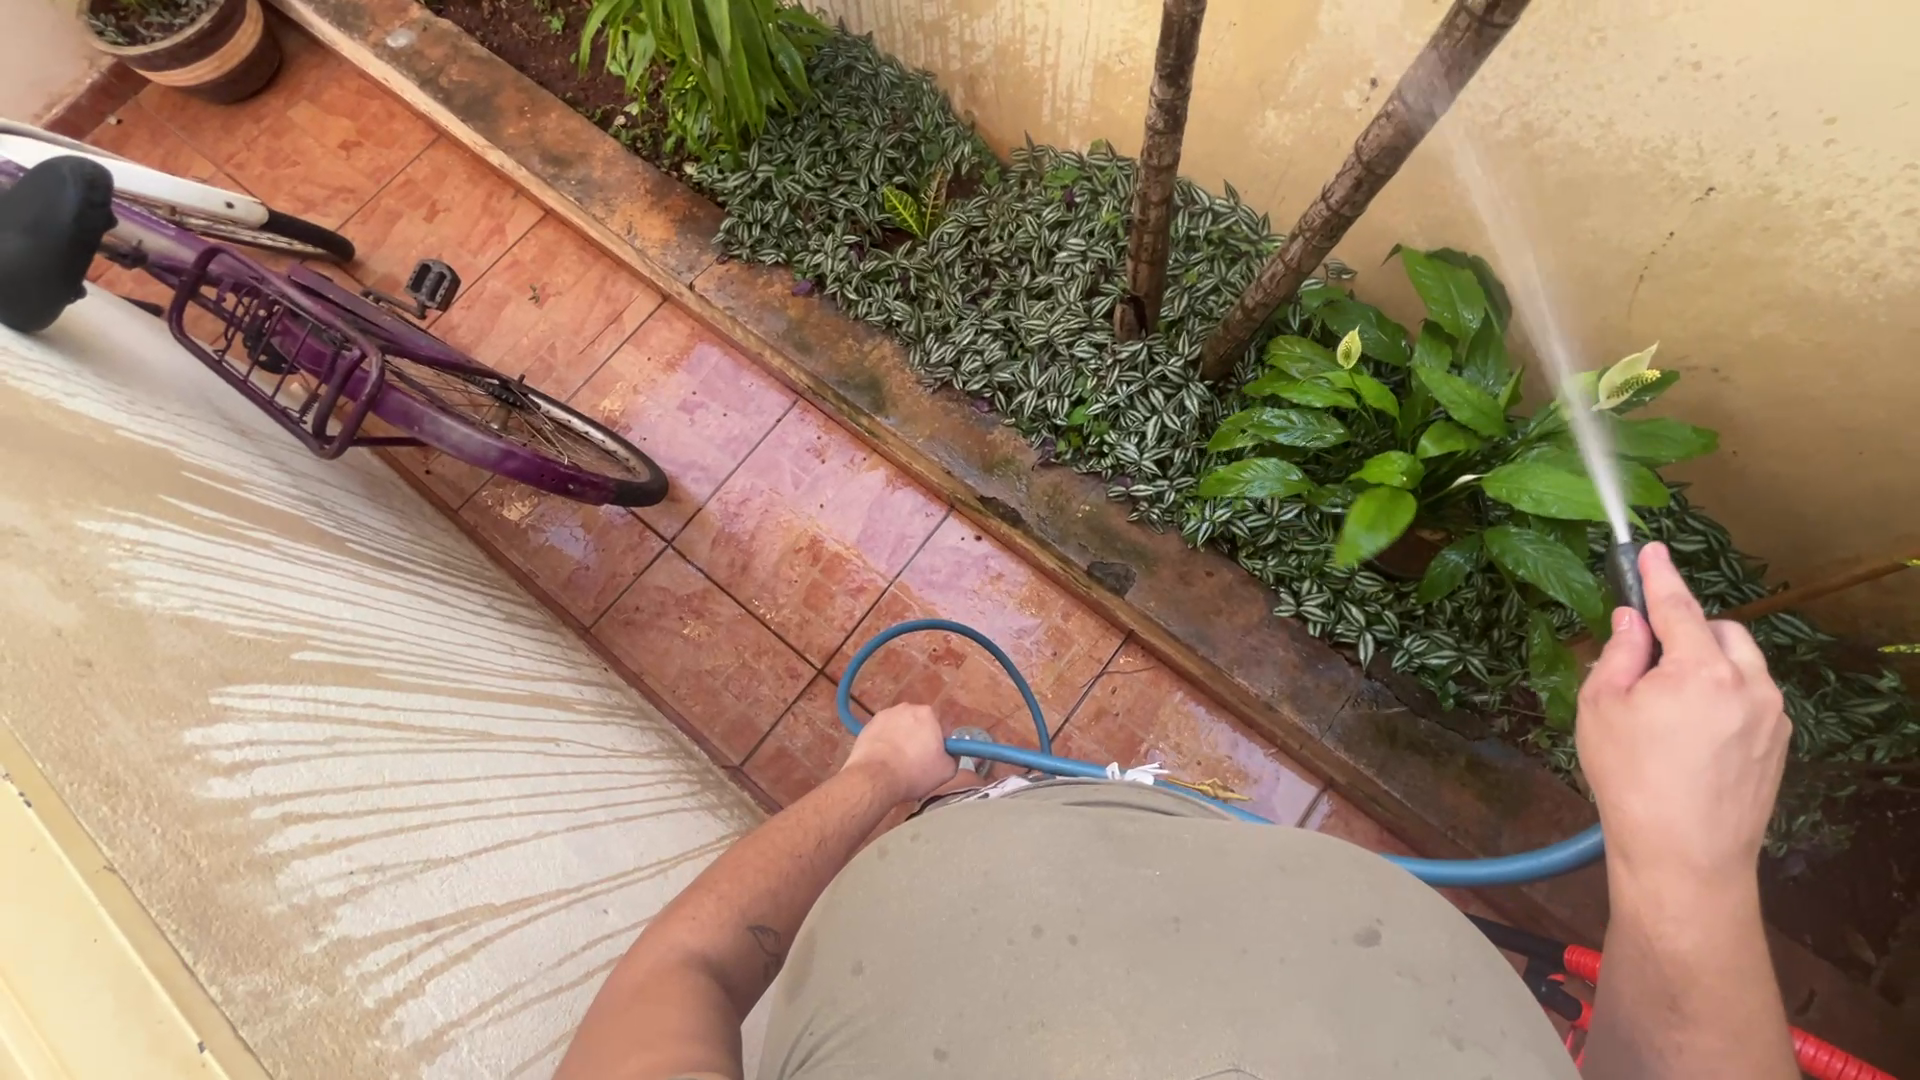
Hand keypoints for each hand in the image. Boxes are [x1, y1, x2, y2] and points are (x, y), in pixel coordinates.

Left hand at [842, 703, 956, 803]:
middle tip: (915, 761)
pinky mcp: (868, 725)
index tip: (932, 758)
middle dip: (918, 738)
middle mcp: (906, 708)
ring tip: (897, 762)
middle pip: (917, 724)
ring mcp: (885, 715)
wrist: (875, 778)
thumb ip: (954, 757)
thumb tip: (951, 753)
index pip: (938, 726)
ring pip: (898, 727)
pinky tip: (883, 759)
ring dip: (900, 739)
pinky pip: (882, 733)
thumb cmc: (915, 772)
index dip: (937, 743)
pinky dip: (884, 742)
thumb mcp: (946, 770)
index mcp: (927, 713)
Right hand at [1576, 542, 1790, 892]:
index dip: (1660, 576)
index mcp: (1700, 671)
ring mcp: (1774, 715)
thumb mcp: (1601, 705)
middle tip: (1644, 657)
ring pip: (1742, 663)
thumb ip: (1620, 654)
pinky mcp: (1780, 741)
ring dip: (1707, 661)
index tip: (1650, 549)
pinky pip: (1751, 694)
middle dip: (1688, 630)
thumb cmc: (1627, 771)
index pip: (1678, 608)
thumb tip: (1633, 621)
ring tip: (1663, 698)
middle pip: (1723, 631)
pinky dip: (1721, 691)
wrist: (1683, 847)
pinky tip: (1686, 727)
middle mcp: (1750, 685)